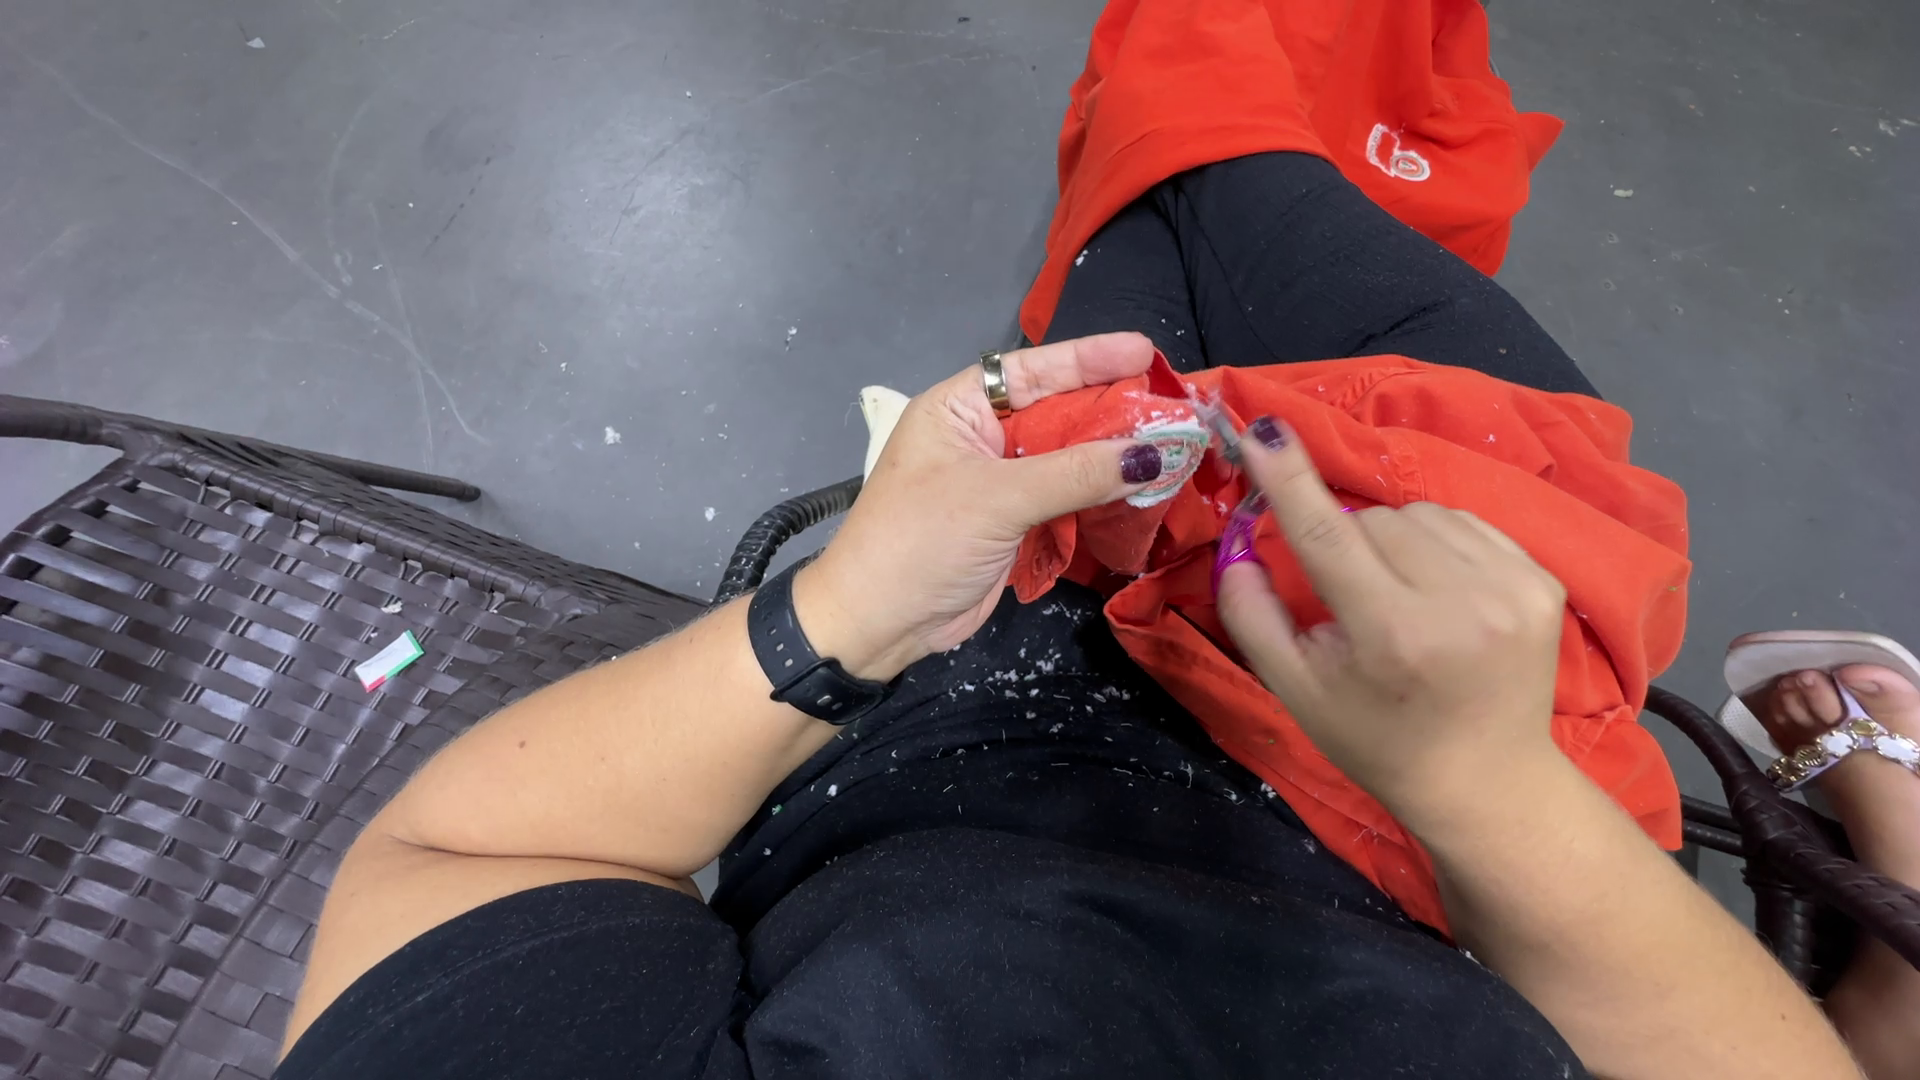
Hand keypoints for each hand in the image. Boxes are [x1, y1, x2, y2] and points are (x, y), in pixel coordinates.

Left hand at [792, 332, 1166, 681]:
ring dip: (1113, 458)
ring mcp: (998, 483)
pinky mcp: (1012, 523)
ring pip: (1067, 460)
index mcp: (960, 410)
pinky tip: (1142, 490)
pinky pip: (1065, 499)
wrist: (879, 624)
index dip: (1088, 358)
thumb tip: (1153, 452)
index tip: (1144, 351)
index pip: (1031, 371)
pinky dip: (1100, 497)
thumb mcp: (997, 498)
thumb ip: (1076, 473)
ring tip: (1174, 448)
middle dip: (1113, 412)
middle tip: (1175, 407)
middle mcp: (981, 439)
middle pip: (1058, 414)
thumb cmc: (921, 541)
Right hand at [1213, 417, 1568, 826]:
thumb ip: (1251, 614)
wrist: (1482, 778)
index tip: (1262, 430)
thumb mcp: (1291, 687)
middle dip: (1345, 542)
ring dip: (1390, 538)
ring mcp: (1512, 588)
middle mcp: (1460, 602)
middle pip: (1372, 520)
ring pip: (1416, 513)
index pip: (1327, 534)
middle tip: (1348, 596)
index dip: (1288, 479)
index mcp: (1391, 633)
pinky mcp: (1542, 581)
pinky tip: (1436, 586)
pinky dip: (1433, 541)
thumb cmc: (1371, 736)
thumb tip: (1240, 548)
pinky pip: (1461, 521)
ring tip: (1395, 592)